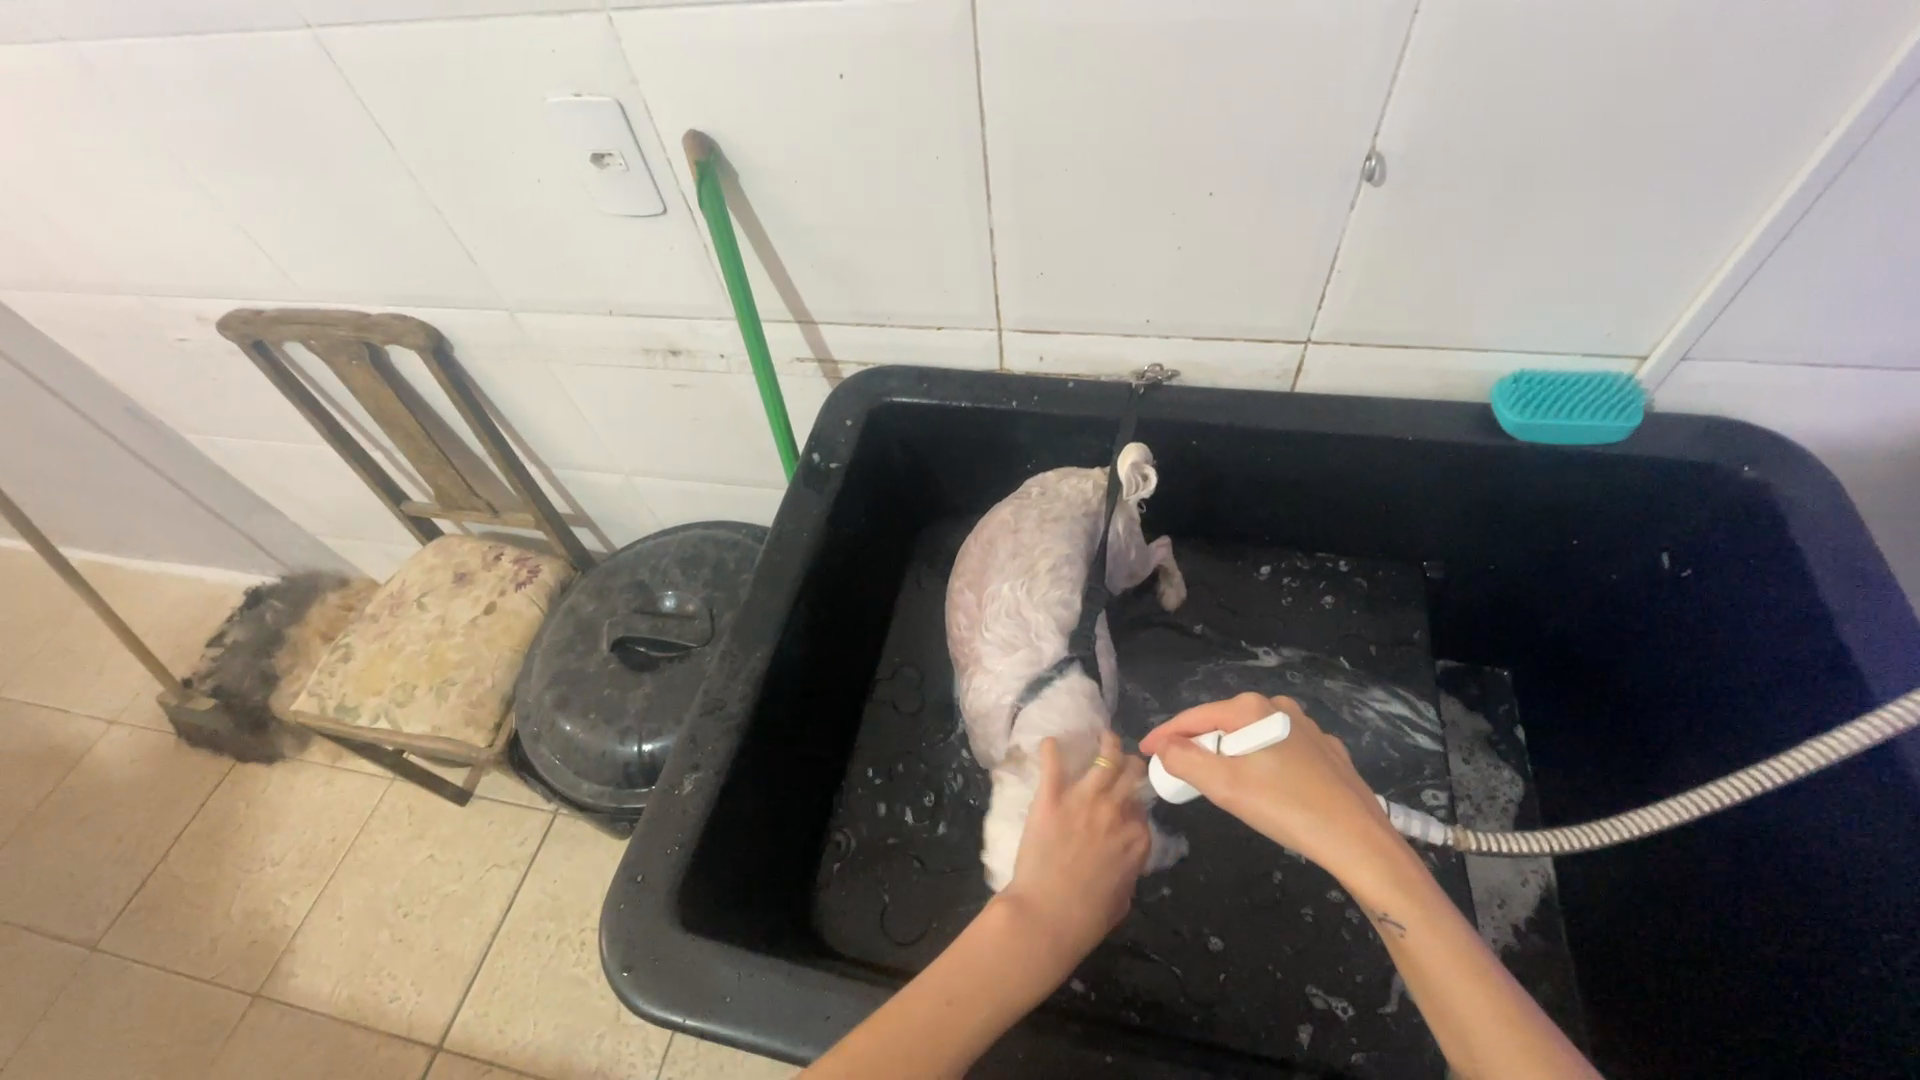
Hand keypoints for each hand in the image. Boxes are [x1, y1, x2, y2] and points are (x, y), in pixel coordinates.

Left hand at [994, 731, 1151, 966]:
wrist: (1048, 915)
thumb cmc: (1087, 918)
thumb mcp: (1123, 897)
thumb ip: (1127, 871)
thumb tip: (1123, 863)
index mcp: (1137, 839)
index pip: (1141, 807)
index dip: (1135, 802)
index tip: (1128, 800)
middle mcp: (1116, 812)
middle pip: (1130, 775)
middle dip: (1130, 765)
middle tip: (1122, 761)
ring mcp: (1084, 800)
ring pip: (1104, 759)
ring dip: (1107, 745)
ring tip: (1103, 737)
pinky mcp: (1052, 796)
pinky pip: (1053, 762)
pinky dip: (1051, 749)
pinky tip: (1050, 742)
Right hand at [1140, 693, 1407, 891]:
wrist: (1359, 840)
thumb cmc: (1285, 807)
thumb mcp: (1223, 786)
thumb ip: (1184, 760)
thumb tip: (1164, 746)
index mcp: (1251, 709)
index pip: (1194, 717)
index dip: (1165, 735)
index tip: (1144, 753)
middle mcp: (1280, 708)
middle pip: (1223, 723)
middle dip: (1198, 743)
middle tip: (1178, 771)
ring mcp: (1307, 729)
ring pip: (1252, 736)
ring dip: (1229, 753)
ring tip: (1216, 779)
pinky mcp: (1327, 752)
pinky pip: (1279, 751)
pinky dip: (1260, 762)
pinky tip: (1263, 785)